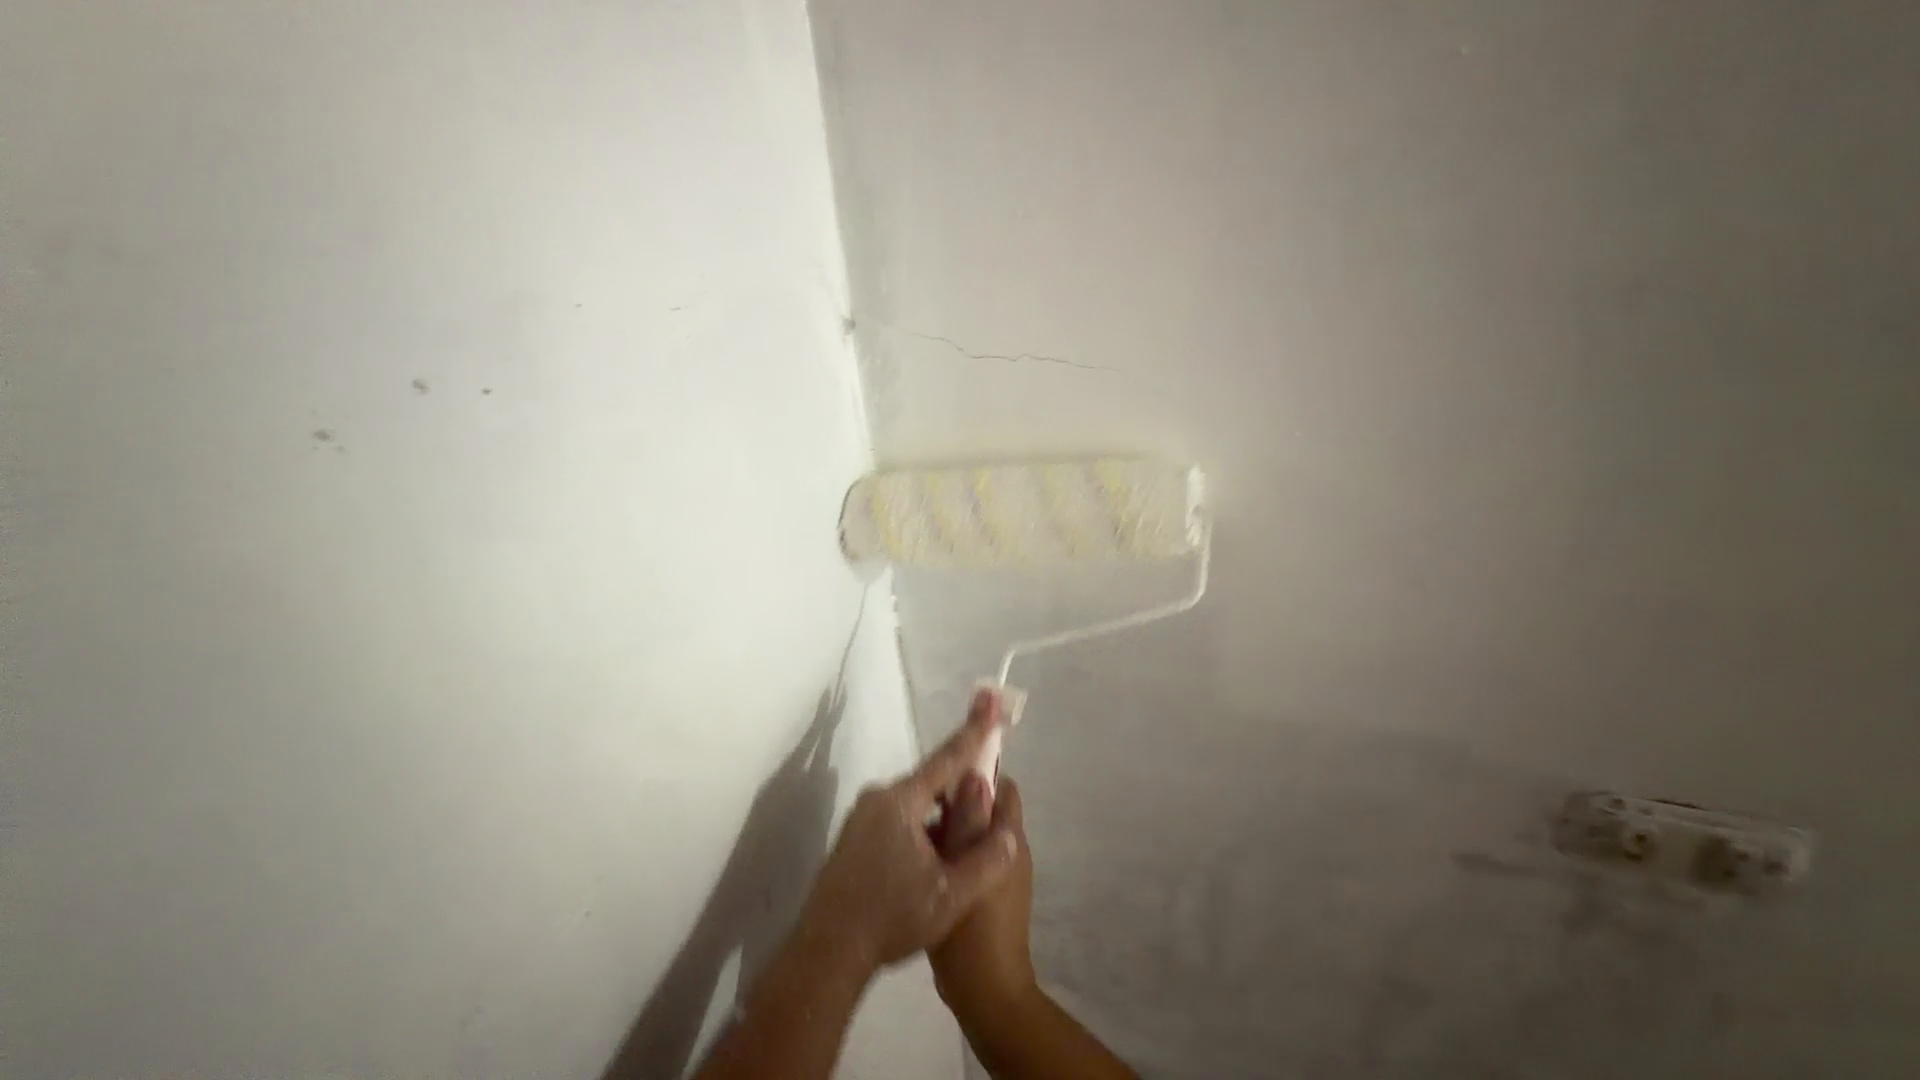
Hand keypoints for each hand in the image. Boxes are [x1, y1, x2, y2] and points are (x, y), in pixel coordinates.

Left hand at [796, 690, 1019, 977]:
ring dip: (941, 818)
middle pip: (931, 783)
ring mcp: (861, 818)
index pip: (947, 759)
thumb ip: (987, 858)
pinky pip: (898, 820)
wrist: (828, 953)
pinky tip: (933, 863)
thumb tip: (1009, 831)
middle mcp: (878, 799)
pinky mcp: (854, 839)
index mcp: (901, 802)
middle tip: (987, 802)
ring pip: (915, 806)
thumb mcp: (952, 895)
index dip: (975, 731)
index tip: (991, 698)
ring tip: (960, 852)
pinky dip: (922, 831)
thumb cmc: (891, 918)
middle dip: (961, 790)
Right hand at [929, 769, 1037, 1028]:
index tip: (942, 776)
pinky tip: (920, 867)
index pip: (1002, 788)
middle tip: (919, 808)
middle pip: (985, 811)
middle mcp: (1011, 851)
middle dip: (957, 803)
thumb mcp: (962, 864)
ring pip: (973, 837)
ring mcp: (1000, 876)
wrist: (985, 989)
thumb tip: (975, 772)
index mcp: (1010, 839)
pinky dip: (949, 856)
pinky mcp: (987, 897)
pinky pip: (968, 861)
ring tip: (913, 836)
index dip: (976, 775)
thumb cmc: (972, 926)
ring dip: (949, 831)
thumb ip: (968, 818)